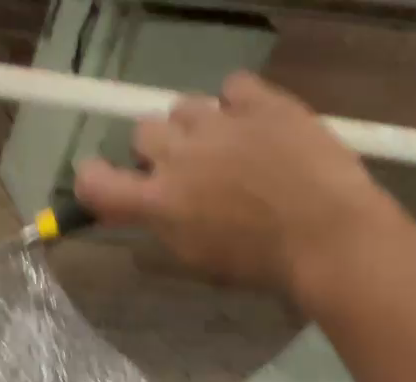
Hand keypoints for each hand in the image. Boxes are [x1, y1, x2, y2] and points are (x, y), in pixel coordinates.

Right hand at [73, 72, 406, 293]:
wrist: (323, 232)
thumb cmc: (254, 261)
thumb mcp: (192, 256)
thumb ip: (161, 226)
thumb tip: (144, 213)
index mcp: (156, 202)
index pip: (94, 181)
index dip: (92, 179)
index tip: (103, 183)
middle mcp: (178, 156)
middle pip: (143, 131)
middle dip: (155, 148)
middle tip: (180, 167)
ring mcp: (220, 123)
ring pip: (184, 106)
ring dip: (192, 124)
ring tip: (219, 143)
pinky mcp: (263, 102)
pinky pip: (232, 86)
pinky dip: (235, 101)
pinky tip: (249, 121)